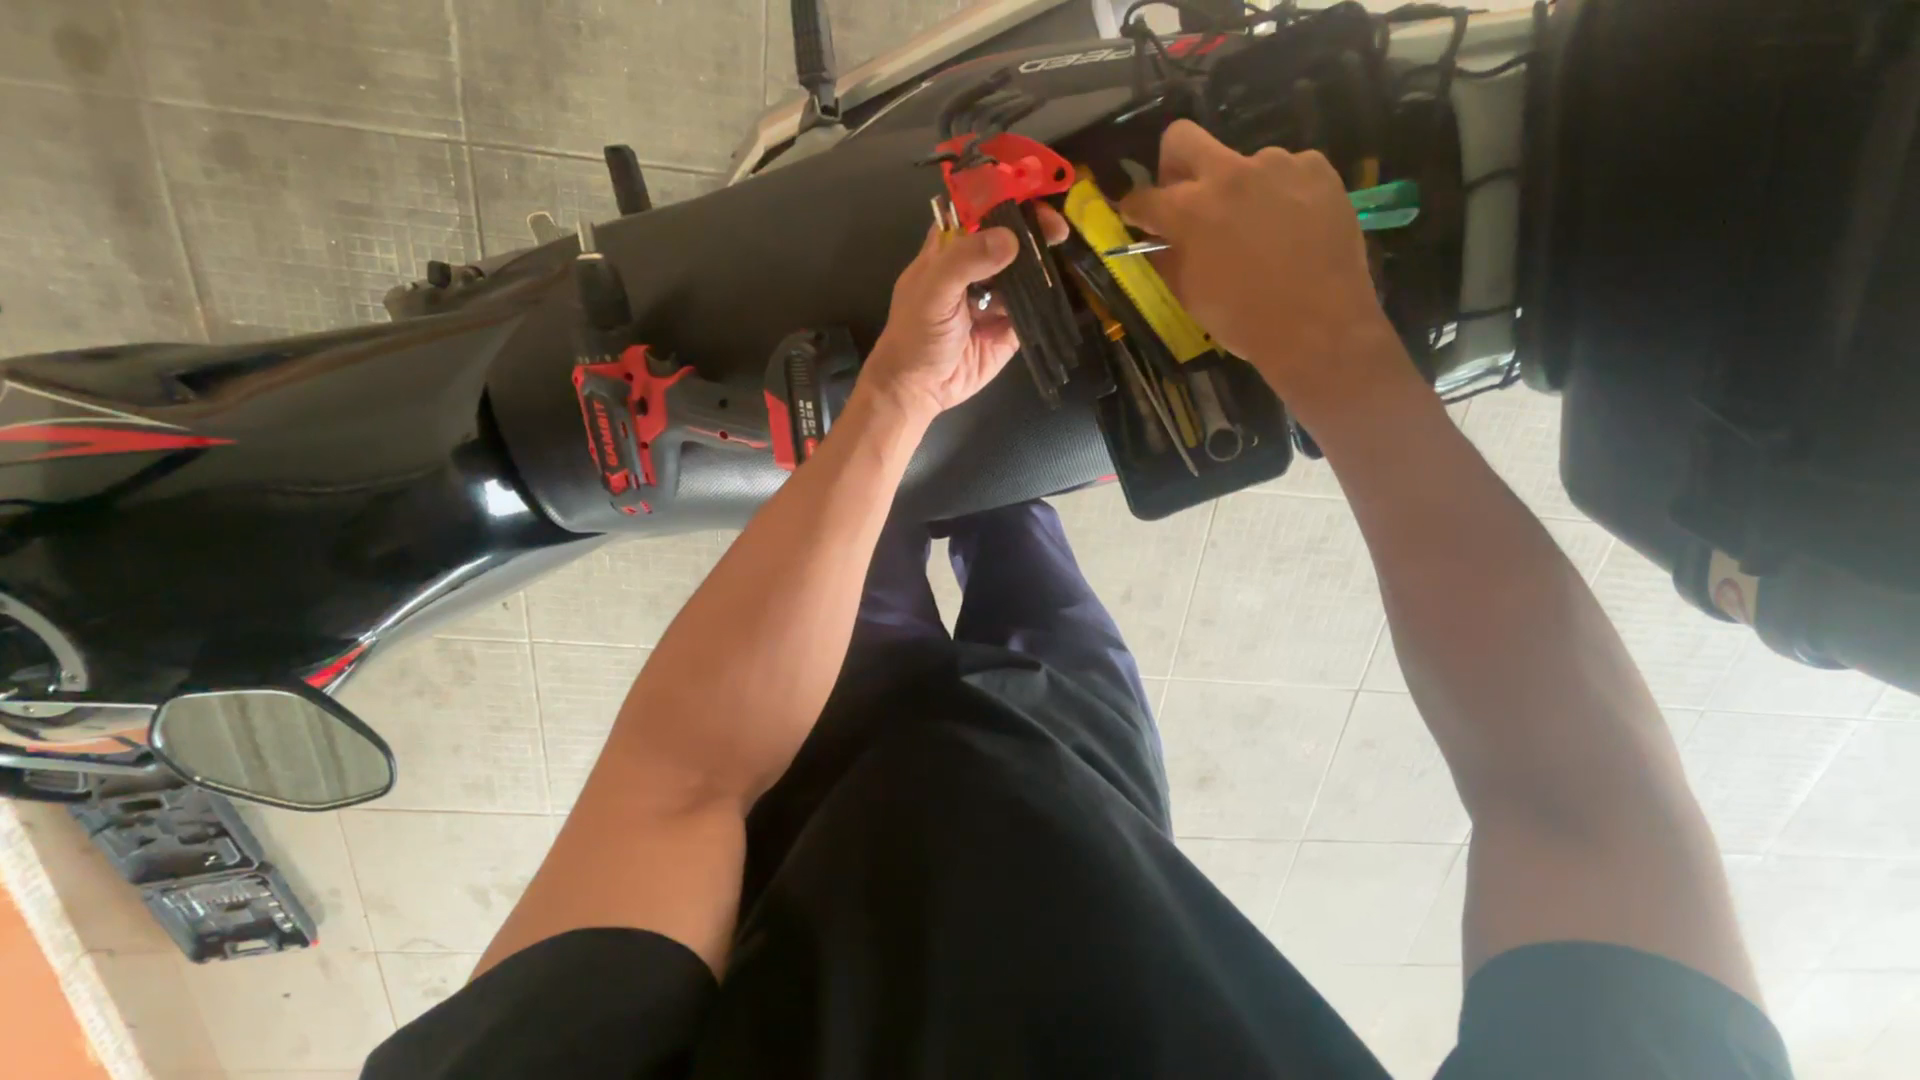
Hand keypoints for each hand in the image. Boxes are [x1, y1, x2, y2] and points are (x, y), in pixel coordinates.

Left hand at [861, 205, 1069, 421]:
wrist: (918, 390)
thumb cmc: (915, 336)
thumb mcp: (933, 292)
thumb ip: (966, 261)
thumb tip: (1010, 239)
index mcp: (950, 249)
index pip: (980, 212)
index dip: (1005, 200)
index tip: (1032, 198)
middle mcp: (975, 268)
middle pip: (1010, 240)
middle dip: (1034, 233)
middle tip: (1057, 232)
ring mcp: (995, 297)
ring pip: (1025, 273)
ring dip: (1042, 268)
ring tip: (1057, 261)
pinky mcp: (1010, 327)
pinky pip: (1033, 309)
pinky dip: (1044, 302)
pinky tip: (1055, 292)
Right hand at [1120, 121, 1407, 414]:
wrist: (1319, 327)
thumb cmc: (1245, 320)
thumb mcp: (1189, 294)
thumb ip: (1166, 257)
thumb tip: (1157, 239)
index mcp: (1189, 210)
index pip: (1143, 197)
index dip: (1135, 210)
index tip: (1139, 219)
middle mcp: (1229, 174)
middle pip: (1182, 139)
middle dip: (1173, 166)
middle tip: (1186, 197)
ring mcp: (1277, 165)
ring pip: (1242, 162)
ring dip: (1239, 189)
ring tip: (1257, 228)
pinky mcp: (1316, 170)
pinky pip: (1287, 171)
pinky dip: (1281, 193)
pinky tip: (1291, 225)